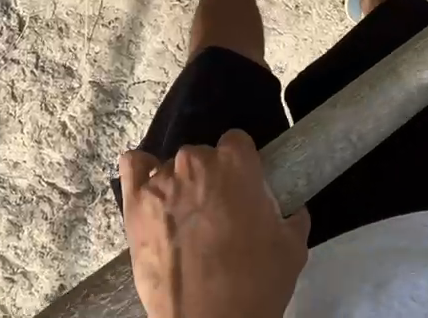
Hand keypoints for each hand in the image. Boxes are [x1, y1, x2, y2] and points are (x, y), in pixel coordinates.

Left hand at [120, 130, 310, 317]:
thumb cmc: (255, 284)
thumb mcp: (291, 249)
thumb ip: (292, 219)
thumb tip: (294, 213)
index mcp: (235, 163)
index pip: (237, 143)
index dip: (242, 166)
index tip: (244, 189)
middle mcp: (195, 161)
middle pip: (204, 156)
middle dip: (212, 179)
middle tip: (219, 214)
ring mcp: (161, 180)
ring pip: (172, 166)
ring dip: (180, 186)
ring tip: (186, 221)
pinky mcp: (134, 203)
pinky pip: (133, 166)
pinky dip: (140, 172)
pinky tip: (151, 190)